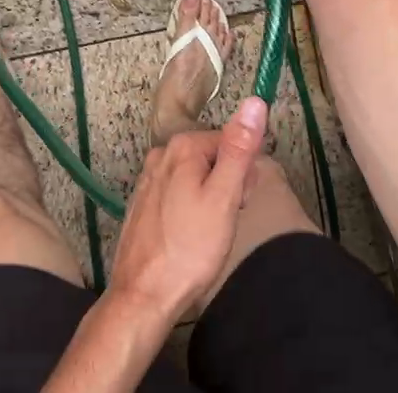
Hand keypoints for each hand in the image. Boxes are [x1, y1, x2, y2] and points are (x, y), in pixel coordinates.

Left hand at [107, 97, 268, 321]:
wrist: (143, 296)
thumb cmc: (190, 249)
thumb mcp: (224, 197)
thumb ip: (239, 148)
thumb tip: (255, 102)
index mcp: (182, 147)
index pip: (231, 144)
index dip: (243, 175)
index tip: (239, 203)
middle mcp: (161, 155)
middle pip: (213, 159)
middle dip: (227, 186)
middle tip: (223, 221)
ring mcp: (148, 180)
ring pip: (196, 178)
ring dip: (210, 201)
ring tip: (207, 234)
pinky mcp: (143, 204)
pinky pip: (179, 195)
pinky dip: (190, 212)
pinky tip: (190, 239)